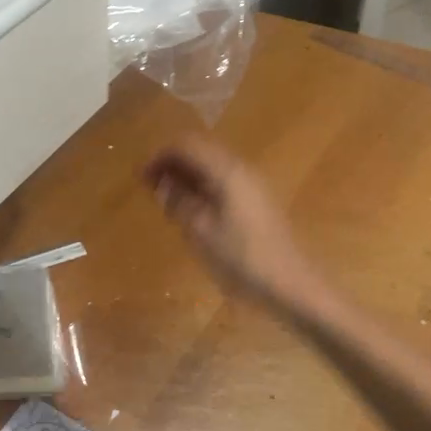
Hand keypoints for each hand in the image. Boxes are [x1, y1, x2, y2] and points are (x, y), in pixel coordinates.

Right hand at [142, 137, 342, 322]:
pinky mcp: (257, 202)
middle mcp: (241, 170)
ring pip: (211, 167)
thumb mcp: (200, 232)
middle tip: (148, 187)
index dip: (159, 156)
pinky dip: (201, 188)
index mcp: (227, 172)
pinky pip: (222, 182)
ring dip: (185, 176)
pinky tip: (190, 211)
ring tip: (165, 200)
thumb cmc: (242, 259)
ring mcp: (252, 186)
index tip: (139, 176)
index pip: (187, 145)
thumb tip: (161, 183)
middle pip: (200, 151)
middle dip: (171, 164)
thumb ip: (178, 201)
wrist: (291, 285)